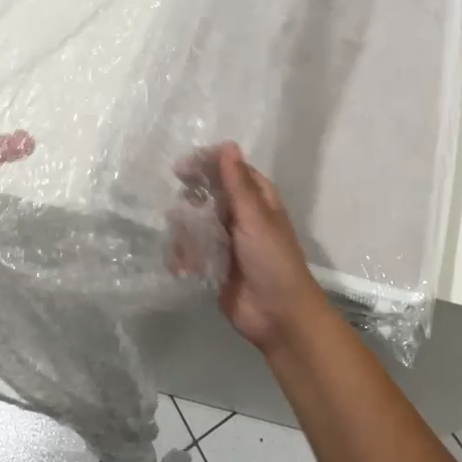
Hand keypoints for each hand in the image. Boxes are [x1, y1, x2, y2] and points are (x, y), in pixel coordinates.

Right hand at [177, 143, 332, 353]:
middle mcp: (241, 217)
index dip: (208, 164)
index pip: (230, 170)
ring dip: (187, 232)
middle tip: (183, 209)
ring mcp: (226, 242)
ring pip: (195, 224)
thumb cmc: (272, 260)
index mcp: (257, 200)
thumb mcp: (255, 217)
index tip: (183, 166)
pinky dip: (185, 257)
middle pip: (209, 196)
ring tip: (188, 246)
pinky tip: (185, 267)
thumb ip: (237, 183)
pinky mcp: (213, 266)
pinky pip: (191, 252)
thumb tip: (228, 145)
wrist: (278, 316)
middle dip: (193, 201)